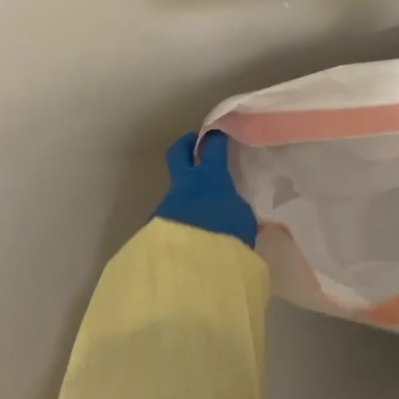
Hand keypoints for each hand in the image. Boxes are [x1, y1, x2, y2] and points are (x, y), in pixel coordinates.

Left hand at [153, 131, 257, 246]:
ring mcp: (166, 206)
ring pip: (175, 192)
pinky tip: (192, 235)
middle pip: (177, 154)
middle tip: (193, 144)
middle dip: (185, 145)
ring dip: (186, 196)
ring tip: (202, 213)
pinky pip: (170, 218)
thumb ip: (236, 208)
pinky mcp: (155, 229)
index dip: (215, 137)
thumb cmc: (226, 234)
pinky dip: (180, 221)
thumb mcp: (243, 219)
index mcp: (209, 177)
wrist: (193, 265)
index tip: (219, 132)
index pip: (212, 147)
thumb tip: (234, 210)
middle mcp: (184, 186)